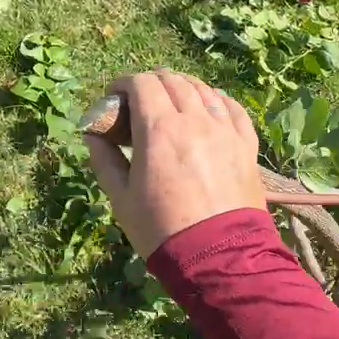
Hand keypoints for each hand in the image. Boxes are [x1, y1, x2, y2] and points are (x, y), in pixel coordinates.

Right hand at [83, 69, 266, 257]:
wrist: (218, 257)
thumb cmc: (161, 229)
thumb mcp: (121, 198)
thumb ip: (105, 160)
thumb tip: (92, 136)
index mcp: (159, 130)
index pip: (141, 84)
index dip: (123, 83)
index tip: (113, 95)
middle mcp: (194, 121)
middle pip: (172, 81)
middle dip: (150, 82)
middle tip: (138, 98)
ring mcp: (225, 131)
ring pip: (203, 90)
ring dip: (182, 87)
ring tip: (171, 98)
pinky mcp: (246, 146)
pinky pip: (233, 108)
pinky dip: (216, 99)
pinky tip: (209, 104)